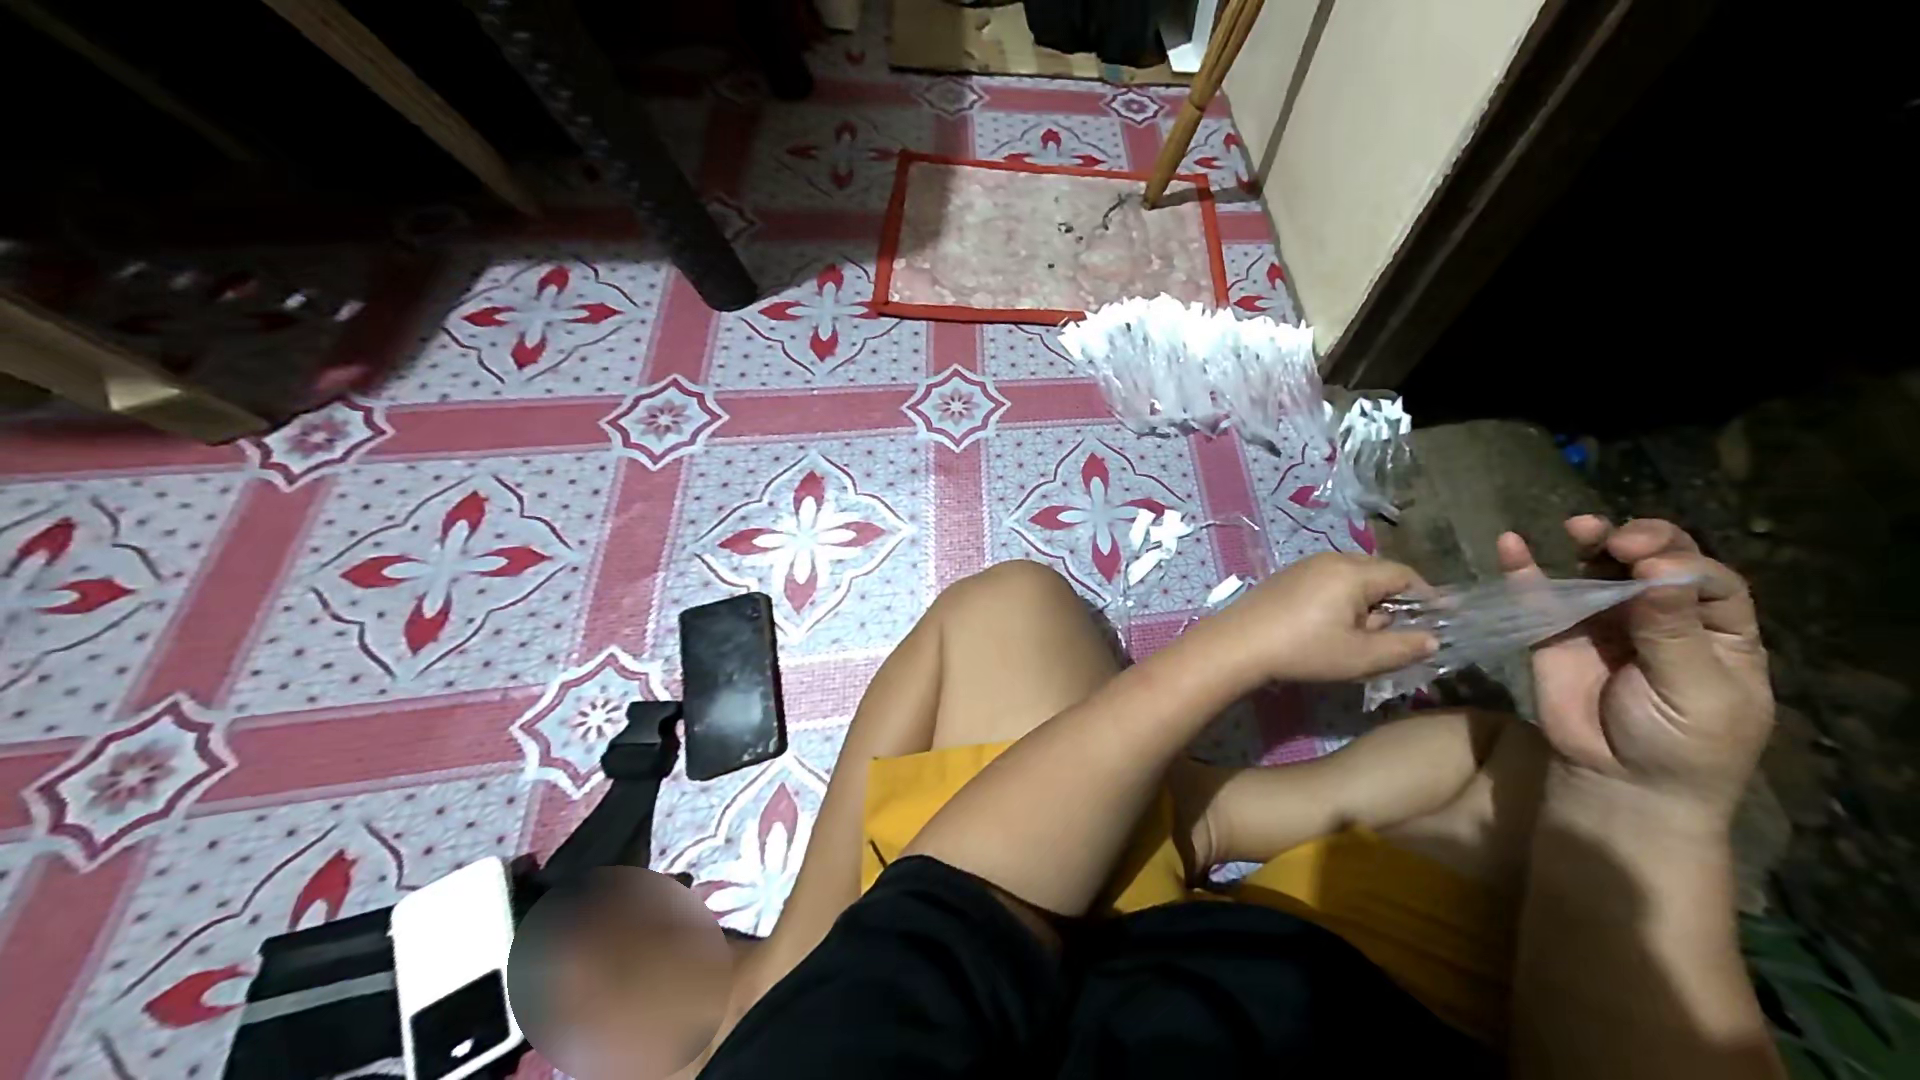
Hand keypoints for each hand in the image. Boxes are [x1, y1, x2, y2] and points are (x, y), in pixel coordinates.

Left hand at [1198, 551, 1437, 686]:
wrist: (1237, 644)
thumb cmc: (1303, 650)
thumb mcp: (1361, 657)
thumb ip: (1403, 647)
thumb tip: (1432, 638)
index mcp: (1353, 572)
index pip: (1405, 575)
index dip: (1426, 597)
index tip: (1437, 619)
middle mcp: (1330, 559)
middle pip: (1377, 573)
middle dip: (1391, 600)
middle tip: (1390, 633)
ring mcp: (1304, 565)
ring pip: (1351, 577)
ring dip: (1363, 601)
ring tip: (1356, 635)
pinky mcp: (1285, 577)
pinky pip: (1326, 580)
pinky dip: (1339, 598)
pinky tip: (1327, 627)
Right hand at [1499, 517, 1773, 820]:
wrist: (1619, 781)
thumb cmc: (1681, 743)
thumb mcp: (1697, 692)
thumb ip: (1673, 632)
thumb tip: (1655, 572)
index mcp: (1715, 631)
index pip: (1705, 579)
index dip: (1680, 562)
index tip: (1648, 562)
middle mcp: (1660, 616)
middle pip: (1653, 563)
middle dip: (1639, 542)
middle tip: (1617, 542)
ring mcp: (1602, 623)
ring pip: (1599, 570)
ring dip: (1591, 543)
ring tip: (1579, 527)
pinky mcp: (1552, 634)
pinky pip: (1538, 597)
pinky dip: (1524, 570)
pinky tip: (1512, 544)